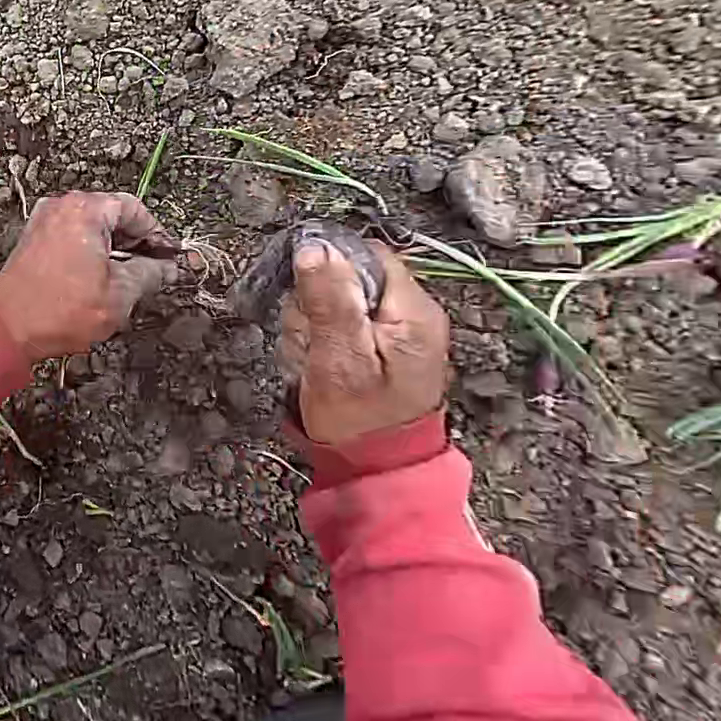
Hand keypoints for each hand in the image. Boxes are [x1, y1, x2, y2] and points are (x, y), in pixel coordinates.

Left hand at [0, 192, 177, 361]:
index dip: (157, 235)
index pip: (136, 210)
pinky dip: (92, 251)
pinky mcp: (35, 240)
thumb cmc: (59, 312)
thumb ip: (151, 273)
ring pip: (94, 227)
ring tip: (130, 278)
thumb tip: (167, 268)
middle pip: (114, 215)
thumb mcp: (120, 293)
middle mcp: (62, 207)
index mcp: (86, 210)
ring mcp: (45, 222)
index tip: (168, 257)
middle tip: (153, 268)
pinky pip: (74, 236)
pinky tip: (102, 278)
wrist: (6, 332)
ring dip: (115, 248)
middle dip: (137, 243)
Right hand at [279, 239, 450, 444]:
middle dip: (319, 304)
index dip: (332, 267)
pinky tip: (319, 364)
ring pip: (342, 302)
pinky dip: (324, 341)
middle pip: (352, 279)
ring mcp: (398, 334)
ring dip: (316, 325)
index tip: (307, 294)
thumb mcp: (339, 357)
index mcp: (412, 311)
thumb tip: (316, 248)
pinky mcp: (383, 350)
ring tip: (314, 358)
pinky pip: (344, 327)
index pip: (368, 255)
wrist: (375, 472)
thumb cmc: (360, 420)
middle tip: (313, 341)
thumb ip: (330, 300)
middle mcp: (412, 316)